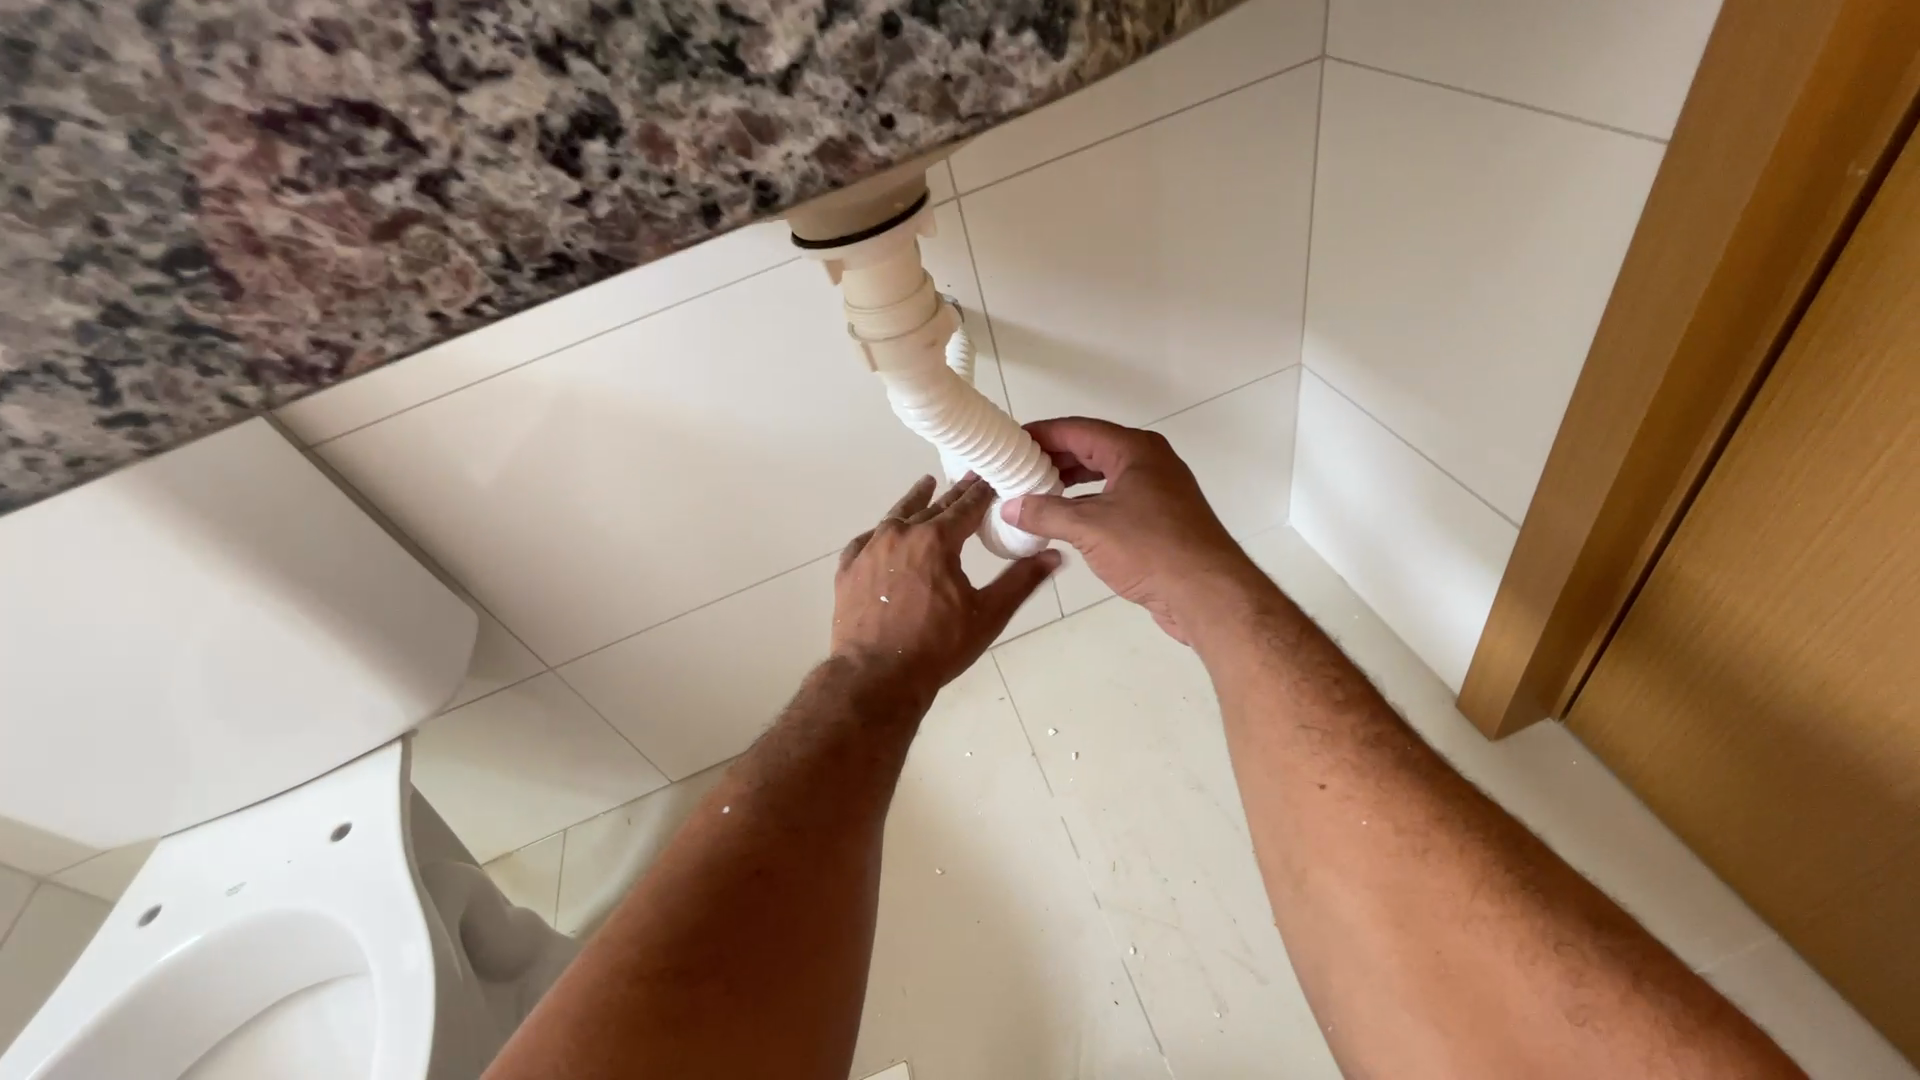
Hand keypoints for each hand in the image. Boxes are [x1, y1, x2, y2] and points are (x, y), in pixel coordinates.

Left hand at [833, 473, 1060, 701]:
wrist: (876, 676)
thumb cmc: (937, 647)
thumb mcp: (988, 614)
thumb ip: (1021, 581)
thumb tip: (1054, 555)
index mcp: (936, 540)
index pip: (967, 507)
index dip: (982, 493)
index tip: (992, 478)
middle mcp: (901, 535)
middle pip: (934, 507)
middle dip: (955, 494)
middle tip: (969, 478)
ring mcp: (869, 551)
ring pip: (896, 517)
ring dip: (915, 501)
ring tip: (925, 485)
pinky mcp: (848, 570)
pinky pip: (866, 541)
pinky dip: (880, 533)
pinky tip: (884, 533)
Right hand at [1001, 418, 1264, 643]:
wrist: (1207, 593)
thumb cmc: (1150, 550)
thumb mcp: (1089, 528)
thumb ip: (1045, 513)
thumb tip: (1010, 507)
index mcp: (1134, 450)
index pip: (1077, 429)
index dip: (1041, 434)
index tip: (1009, 442)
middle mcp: (1148, 461)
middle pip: (1091, 449)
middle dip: (1052, 458)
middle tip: (1015, 469)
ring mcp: (1157, 490)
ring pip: (1103, 476)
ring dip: (1069, 483)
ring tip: (1033, 492)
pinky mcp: (1160, 518)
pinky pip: (1114, 499)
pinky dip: (1087, 504)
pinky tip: (1065, 519)